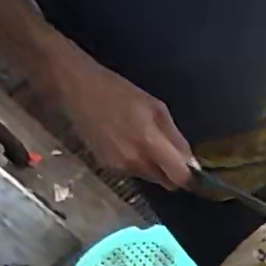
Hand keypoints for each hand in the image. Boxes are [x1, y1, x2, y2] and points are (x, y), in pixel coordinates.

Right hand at [36, 36, 193, 187]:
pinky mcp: (107, 166)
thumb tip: (192, 163)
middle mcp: (135, 160)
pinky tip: (125, 143)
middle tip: (166, 153)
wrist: (72, 83)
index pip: (180, 178)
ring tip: (141, 142)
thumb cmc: (118, 91)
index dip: (190, 178)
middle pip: (167, 182)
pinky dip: (136, 164)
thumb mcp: (157, 108)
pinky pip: (133, 173)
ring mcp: (119, 165)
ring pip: (151, 178)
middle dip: (172, 172)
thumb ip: (177, 139)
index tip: (193, 173)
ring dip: (154, 167)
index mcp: (149, 143)